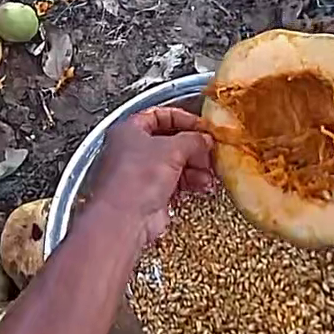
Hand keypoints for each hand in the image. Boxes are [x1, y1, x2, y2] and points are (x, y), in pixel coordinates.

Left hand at [84, 107, 214, 244]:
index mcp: (129, 130)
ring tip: (209, 171)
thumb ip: (192, 140)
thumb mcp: (172, 149)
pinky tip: (203, 185)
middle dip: (192, 146)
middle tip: (208, 150)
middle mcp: (132, 150)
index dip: (181, 118)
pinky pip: (174, 182)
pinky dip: (189, 182)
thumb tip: (204, 138)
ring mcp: (140, 173)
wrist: (124, 218)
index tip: (200, 126)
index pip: (158, 115)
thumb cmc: (136, 177)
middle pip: (168, 141)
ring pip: (173, 163)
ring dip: (194, 166)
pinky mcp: (149, 193)